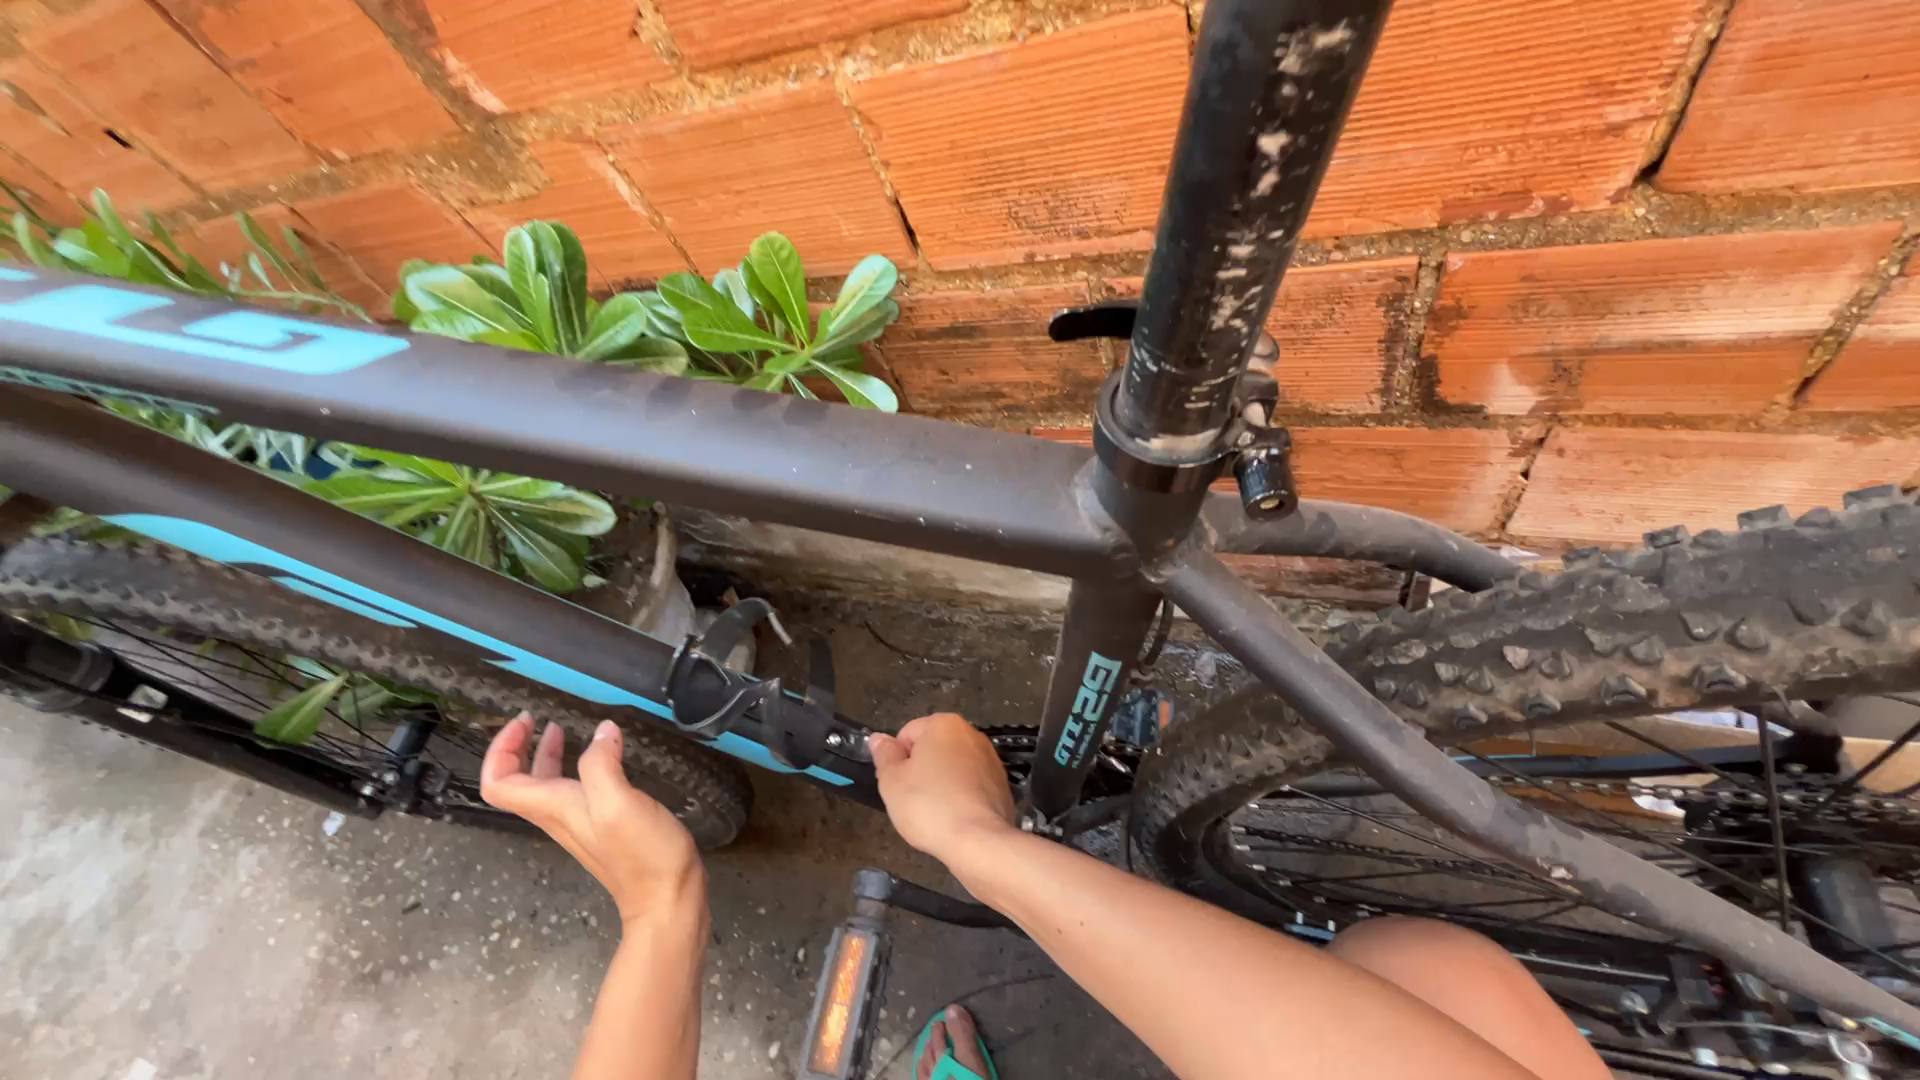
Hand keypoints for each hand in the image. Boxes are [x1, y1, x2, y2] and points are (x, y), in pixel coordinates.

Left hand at [481, 712, 703, 927]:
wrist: (666, 897)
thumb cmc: (641, 852)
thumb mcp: (618, 803)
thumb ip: (602, 764)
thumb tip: (603, 731)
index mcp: (553, 808)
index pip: (499, 782)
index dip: (501, 750)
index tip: (526, 720)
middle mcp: (559, 816)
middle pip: (517, 783)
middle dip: (518, 748)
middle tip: (536, 719)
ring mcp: (581, 822)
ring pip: (546, 785)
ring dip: (545, 754)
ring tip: (561, 728)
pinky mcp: (605, 825)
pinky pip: (575, 790)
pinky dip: (576, 765)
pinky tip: (603, 755)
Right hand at [868, 713, 1017, 862]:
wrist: (977, 840)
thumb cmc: (929, 805)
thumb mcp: (892, 780)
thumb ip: (884, 754)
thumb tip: (879, 738)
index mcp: (944, 724)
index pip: (907, 734)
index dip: (897, 759)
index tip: (897, 783)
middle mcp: (971, 734)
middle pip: (933, 749)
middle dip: (920, 770)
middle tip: (911, 798)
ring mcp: (990, 759)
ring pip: (953, 768)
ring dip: (941, 784)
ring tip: (934, 812)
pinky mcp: (1001, 784)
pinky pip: (971, 786)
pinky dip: (961, 797)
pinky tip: (954, 818)